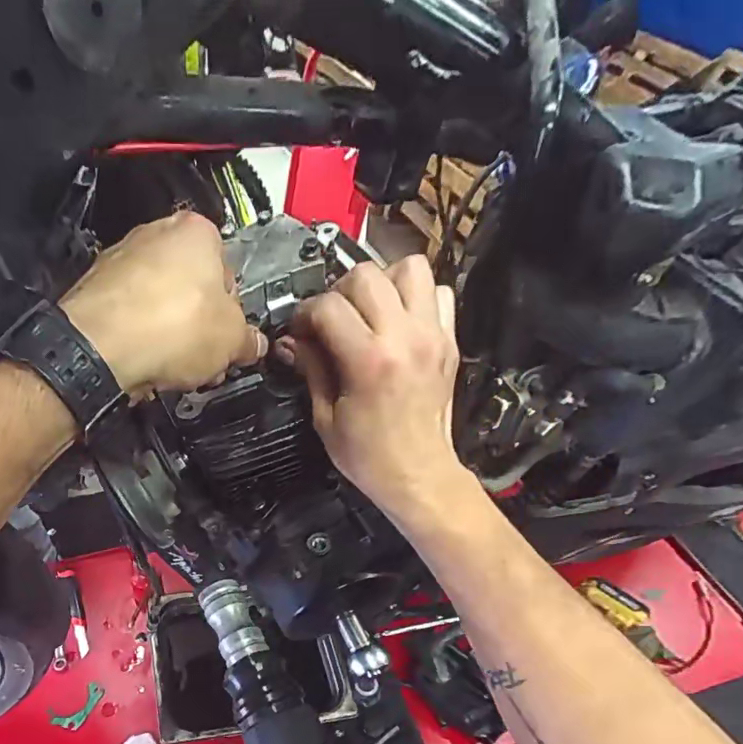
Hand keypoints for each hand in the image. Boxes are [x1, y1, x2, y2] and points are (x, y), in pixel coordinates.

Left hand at [59, 211, 264, 398]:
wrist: (103, 348)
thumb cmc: (167, 327)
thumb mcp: (234, 340)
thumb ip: (249, 340)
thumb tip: (253, 344)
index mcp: (197, 232)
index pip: (230, 269)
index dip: (236, 309)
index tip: (236, 333)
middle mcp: (156, 235)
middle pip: (194, 285)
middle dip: (204, 322)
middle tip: (213, 353)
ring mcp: (123, 259)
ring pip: (164, 301)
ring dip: (176, 333)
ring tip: (183, 364)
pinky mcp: (99, 289)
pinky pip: (135, 315)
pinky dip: (146, 337)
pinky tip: (153, 360)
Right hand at [282, 256, 476, 519]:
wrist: (420, 476)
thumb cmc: (375, 458)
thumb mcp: (326, 418)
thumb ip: (311, 369)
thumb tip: (294, 342)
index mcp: (370, 360)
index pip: (328, 305)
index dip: (306, 314)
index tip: (301, 330)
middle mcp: (405, 339)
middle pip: (367, 274)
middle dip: (340, 291)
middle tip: (333, 318)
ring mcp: (432, 337)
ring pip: (410, 268)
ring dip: (384, 281)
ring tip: (370, 309)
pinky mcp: (448, 342)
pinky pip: (439, 293)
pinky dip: (418, 297)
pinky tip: (400, 320)